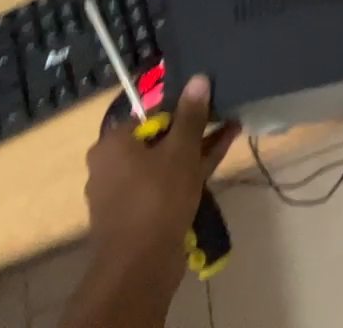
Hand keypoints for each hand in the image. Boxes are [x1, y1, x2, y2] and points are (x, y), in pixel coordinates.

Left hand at [82, 75, 238, 259]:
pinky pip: (167, 180)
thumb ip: (191, 114)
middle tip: (223, 113)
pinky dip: (190, 168)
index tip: (209, 100)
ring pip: (166, 159)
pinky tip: (219, 155)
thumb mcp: (181, 150)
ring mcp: (125, 190)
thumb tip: (198, 78)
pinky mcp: (141, 210)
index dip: (182, 105)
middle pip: (158, 135)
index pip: (150, 112)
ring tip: (231, 129)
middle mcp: (112, 164)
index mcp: (112, 144)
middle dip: (193, 125)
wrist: (140, 265)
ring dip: (197, 146)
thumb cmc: (157, 197)